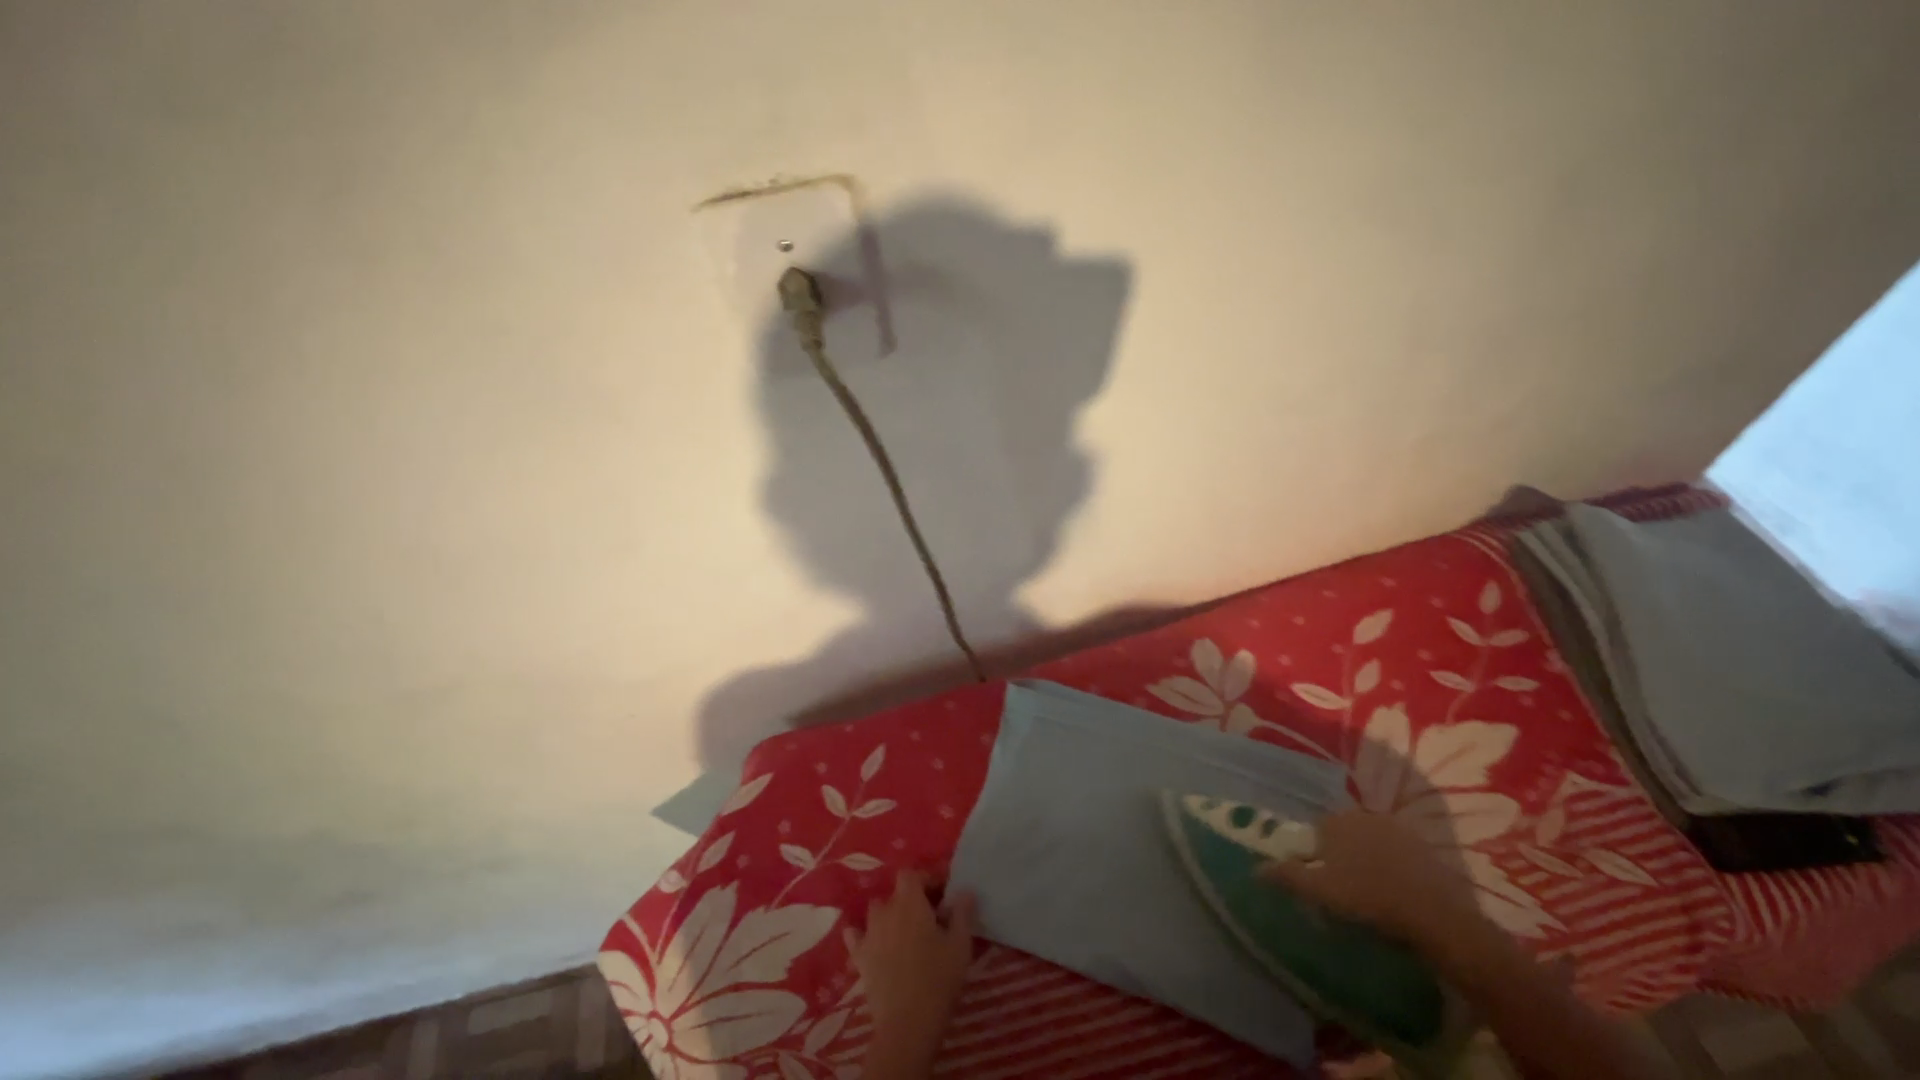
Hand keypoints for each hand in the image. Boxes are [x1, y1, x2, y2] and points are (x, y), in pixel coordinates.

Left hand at [850, 871, 976, 1073]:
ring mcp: (868, 934)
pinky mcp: (859, 957)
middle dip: (912, 898)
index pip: (912, 874)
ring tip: (906, 931)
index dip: (927, 878)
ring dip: (891, 914)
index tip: (944, 893)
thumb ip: (962, 913)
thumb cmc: (939, 978)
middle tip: (932, 916)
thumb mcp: (961, 944)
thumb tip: (964, 891)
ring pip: (877, 912)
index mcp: (910, 902)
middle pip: (896, 893)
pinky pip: (856, 935)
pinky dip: (862, 934)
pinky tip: (873, 942)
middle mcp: (885, 911)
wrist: (908, 1022)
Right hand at [1261, 810, 1484, 945]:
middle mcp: (1364, 816)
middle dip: (1339, 851)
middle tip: (1341, 882)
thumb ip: (1287, 876)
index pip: (1314, 829)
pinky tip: (1395, 887)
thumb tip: (1255, 868)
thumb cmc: (1368, 899)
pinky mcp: (1424, 846)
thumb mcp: (1320, 892)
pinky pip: (1398, 851)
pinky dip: (1392, 864)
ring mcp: (1398, 828)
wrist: (1435, 915)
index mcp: (1336, 822)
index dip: (1312, 851)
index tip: (1316, 874)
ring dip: (1366, 856)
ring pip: (1371, 840)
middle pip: (1343, 831)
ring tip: (1368, 887)